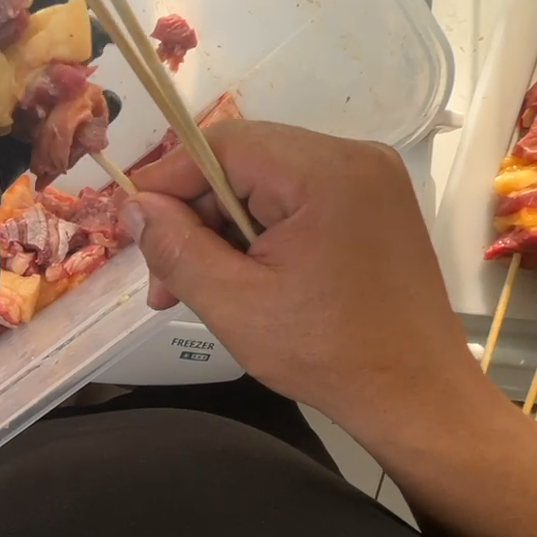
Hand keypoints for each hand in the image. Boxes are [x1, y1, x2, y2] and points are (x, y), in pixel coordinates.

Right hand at [125, 122, 487, 437]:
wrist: (410, 391)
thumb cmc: (322, 350)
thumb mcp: (231, 302)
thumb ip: (175, 248)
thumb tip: (134, 207)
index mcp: (324, 173)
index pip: (224, 146)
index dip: (165, 178)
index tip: (126, 220)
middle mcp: (352, 160)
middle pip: (243, 165)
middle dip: (190, 218)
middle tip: (160, 281)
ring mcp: (366, 185)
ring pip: (262, 189)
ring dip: (216, 234)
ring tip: (188, 291)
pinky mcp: (367, 212)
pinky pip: (290, 207)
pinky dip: (251, 239)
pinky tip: (234, 282)